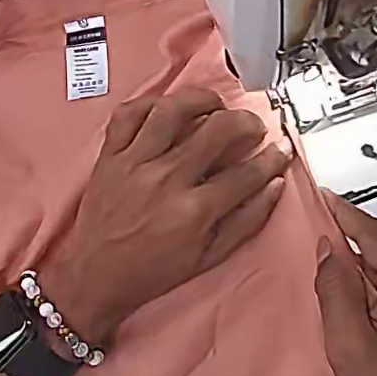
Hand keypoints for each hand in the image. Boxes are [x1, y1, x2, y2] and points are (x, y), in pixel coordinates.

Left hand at [43, 88, 291, 345]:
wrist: (97, 275)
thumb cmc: (153, 270)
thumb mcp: (208, 258)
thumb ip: (246, 221)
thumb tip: (275, 185)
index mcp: (194, 211)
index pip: (246, 173)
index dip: (271, 158)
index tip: (280, 150)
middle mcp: (166, 180)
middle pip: (217, 130)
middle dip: (246, 122)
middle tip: (251, 127)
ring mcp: (134, 163)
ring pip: (172, 110)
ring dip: (201, 100)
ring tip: (214, 106)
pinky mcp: (110, 156)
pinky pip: (128, 114)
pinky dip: (150, 103)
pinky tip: (167, 110)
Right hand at [312, 191, 376, 375]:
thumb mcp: (349, 347)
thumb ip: (335, 290)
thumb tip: (329, 251)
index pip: (375, 235)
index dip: (344, 214)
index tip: (322, 196)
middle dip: (352, 250)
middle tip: (317, 245)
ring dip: (369, 277)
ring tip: (335, 285)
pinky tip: (366, 311)